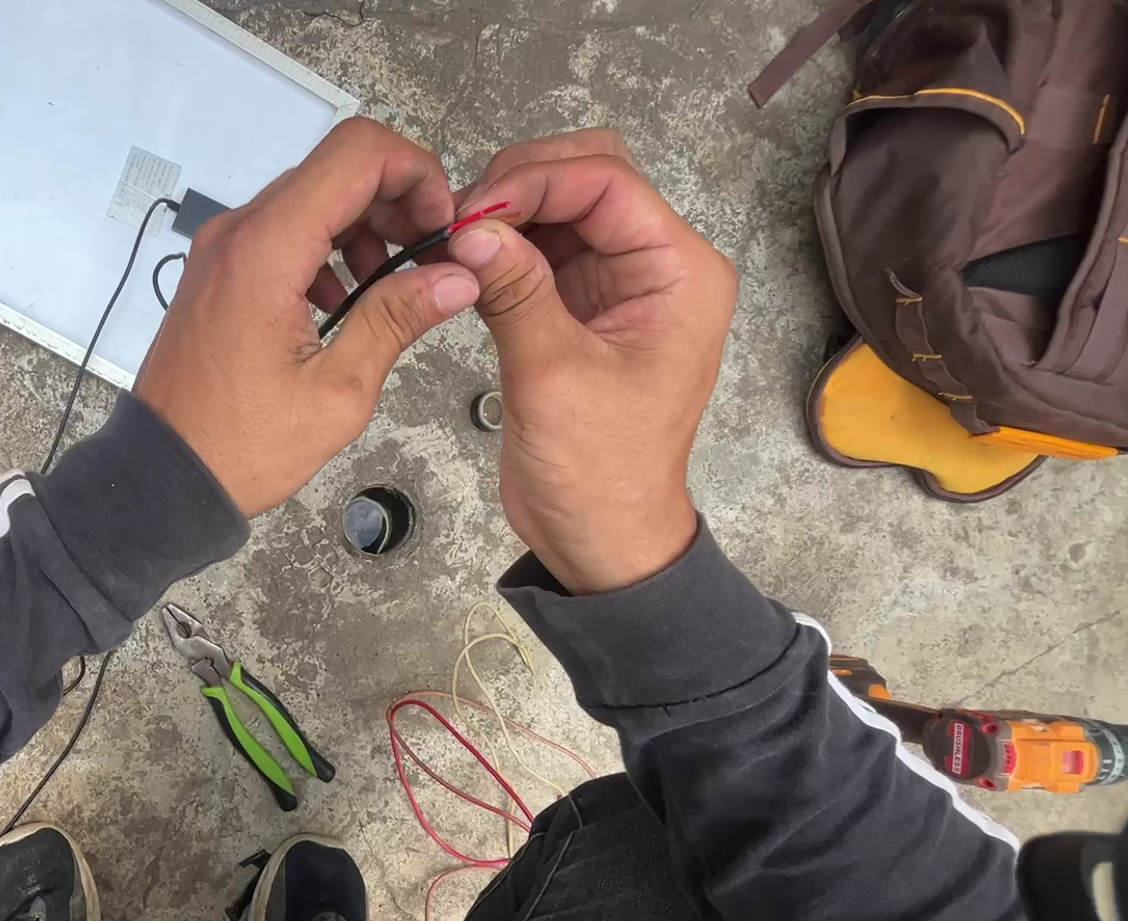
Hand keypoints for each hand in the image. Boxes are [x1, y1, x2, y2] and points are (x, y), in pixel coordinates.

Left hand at [134, 117, 481, 517]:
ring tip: (388, 287)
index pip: (356, 153)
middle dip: (395, 201)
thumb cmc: (242, 446)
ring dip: (360, 228)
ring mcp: (219, 252)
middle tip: (429, 258)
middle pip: (333, 171)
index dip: (415, 172)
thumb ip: (396, 320)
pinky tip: (338, 303)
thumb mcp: (335, 392)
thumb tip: (457, 276)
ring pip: (307, 201)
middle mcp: (236, 234)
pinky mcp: (214, 275)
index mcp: (266, 251)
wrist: (164, 473)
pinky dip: (321, 250)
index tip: (441, 227)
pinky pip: (278, 236)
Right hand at [446, 130, 736, 593]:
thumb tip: (468, 228)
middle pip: (587, 182)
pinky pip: (537, 262)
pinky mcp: (574, 315)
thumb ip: (515, 293)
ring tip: (450, 241)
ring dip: (504, 219)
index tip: (466, 211)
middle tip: (455, 220)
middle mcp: (650, 268)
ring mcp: (610, 290)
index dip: (533, 182)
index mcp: (677, 272)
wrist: (596, 532)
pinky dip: (500, 256)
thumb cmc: (595, 468)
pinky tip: (464, 267)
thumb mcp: (552, 375)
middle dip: (519, 187)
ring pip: (558, 217)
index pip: (606, 182)